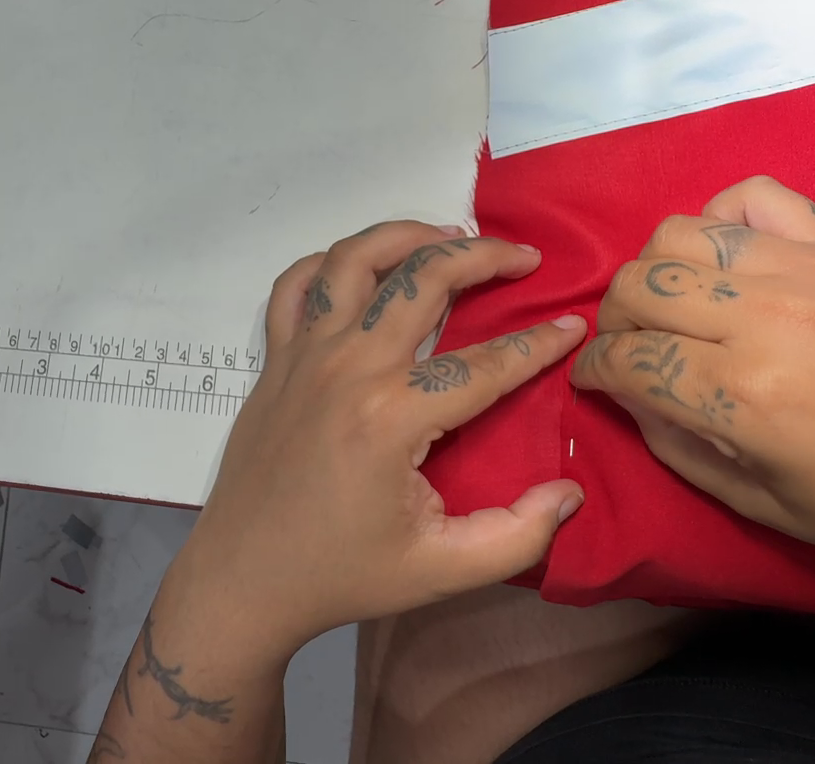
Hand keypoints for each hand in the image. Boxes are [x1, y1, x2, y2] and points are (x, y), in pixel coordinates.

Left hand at [167, 222, 586, 661]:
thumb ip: (518, 535)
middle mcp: (349, 368)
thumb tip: (571, 492)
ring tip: (448, 236)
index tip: (573, 323)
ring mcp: (305, 355)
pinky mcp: (275, 358)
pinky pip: (294, 286)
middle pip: (424, 280)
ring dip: (406, 235)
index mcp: (393, 417)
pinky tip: (364, 268)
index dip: (539, 343)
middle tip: (523, 257)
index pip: (485, 364)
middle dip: (483, 257)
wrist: (241, 580)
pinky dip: (328, 263)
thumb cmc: (342, 574)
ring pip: (355, 260)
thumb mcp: (441, 571)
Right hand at [569, 176, 814, 577]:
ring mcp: (806, 267)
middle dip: (612, 321)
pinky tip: (728, 256)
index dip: (594, 372)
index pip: (625, 358)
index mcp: (746, 397)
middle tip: (629, 347)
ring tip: (672, 303)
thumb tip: (625, 394)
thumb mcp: (763, 506)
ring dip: (653, 270)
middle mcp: (765, 317)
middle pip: (638, 287)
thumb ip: (674, 444)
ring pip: (676, 234)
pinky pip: (751, 196)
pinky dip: (721, 217)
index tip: (595, 382)